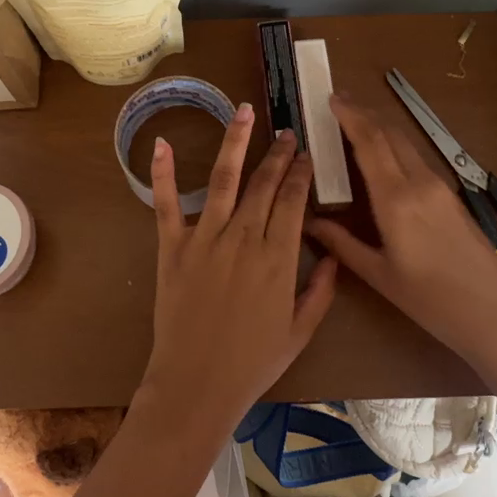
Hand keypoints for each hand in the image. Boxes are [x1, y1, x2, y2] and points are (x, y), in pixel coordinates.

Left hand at [140, 104, 337, 435]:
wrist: (197, 384)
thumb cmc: (252, 362)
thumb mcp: (299, 331)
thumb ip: (321, 290)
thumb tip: (334, 254)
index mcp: (278, 258)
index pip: (292, 200)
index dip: (300, 173)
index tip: (305, 154)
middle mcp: (244, 238)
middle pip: (263, 183)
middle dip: (276, 153)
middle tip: (284, 131)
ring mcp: (205, 239)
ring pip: (223, 180)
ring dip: (235, 142)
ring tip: (244, 111)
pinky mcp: (172, 247)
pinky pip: (166, 204)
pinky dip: (162, 172)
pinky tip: (161, 142)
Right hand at [307, 96, 496, 367]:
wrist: (495, 313)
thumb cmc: (431, 301)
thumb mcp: (379, 275)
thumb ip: (342, 244)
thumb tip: (310, 222)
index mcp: (396, 199)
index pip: (370, 142)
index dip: (350, 116)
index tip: (331, 98)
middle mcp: (419, 183)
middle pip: (389, 133)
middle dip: (364, 112)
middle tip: (338, 101)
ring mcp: (440, 187)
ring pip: (406, 143)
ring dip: (381, 126)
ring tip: (357, 120)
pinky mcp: (451, 196)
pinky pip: (417, 158)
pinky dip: (395, 145)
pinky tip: (384, 153)